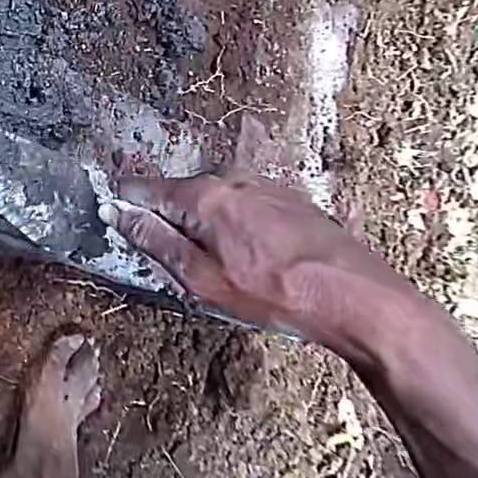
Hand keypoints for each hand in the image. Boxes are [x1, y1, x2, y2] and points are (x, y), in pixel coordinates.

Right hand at [105, 171, 447, 366]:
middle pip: (177, 195)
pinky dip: (232, 228)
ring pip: (210, 202)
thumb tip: (116, 212)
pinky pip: (240, 207)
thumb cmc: (277, 294)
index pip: (141, 188)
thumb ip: (155, 240)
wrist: (361, 298)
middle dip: (168, 224)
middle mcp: (229, 179)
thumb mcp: (202, 278)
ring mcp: (261, 185)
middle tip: (183, 268)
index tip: (121, 230)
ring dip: (203, 229)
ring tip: (225, 271)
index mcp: (202, 195)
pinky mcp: (286, 198)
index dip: (125, 208)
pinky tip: (253, 261)